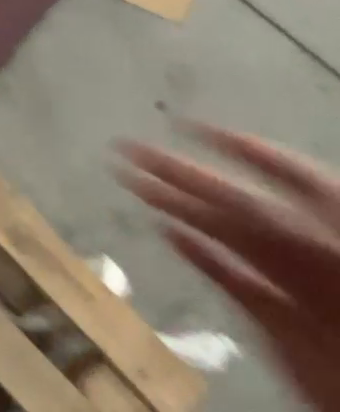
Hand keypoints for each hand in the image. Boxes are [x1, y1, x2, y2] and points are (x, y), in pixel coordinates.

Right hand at [120, 124, 339, 410]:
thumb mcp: (330, 263)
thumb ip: (310, 242)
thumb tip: (272, 213)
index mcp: (332, 243)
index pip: (295, 184)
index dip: (246, 151)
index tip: (186, 124)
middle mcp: (317, 258)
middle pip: (251, 209)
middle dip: (190, 175)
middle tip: (129, 149)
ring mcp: (300, 292)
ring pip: (236, 239)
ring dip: (183, 208)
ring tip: (132, 181)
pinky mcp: (280, 325)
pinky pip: (236, 281)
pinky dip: (200, 256)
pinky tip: (167, 232)